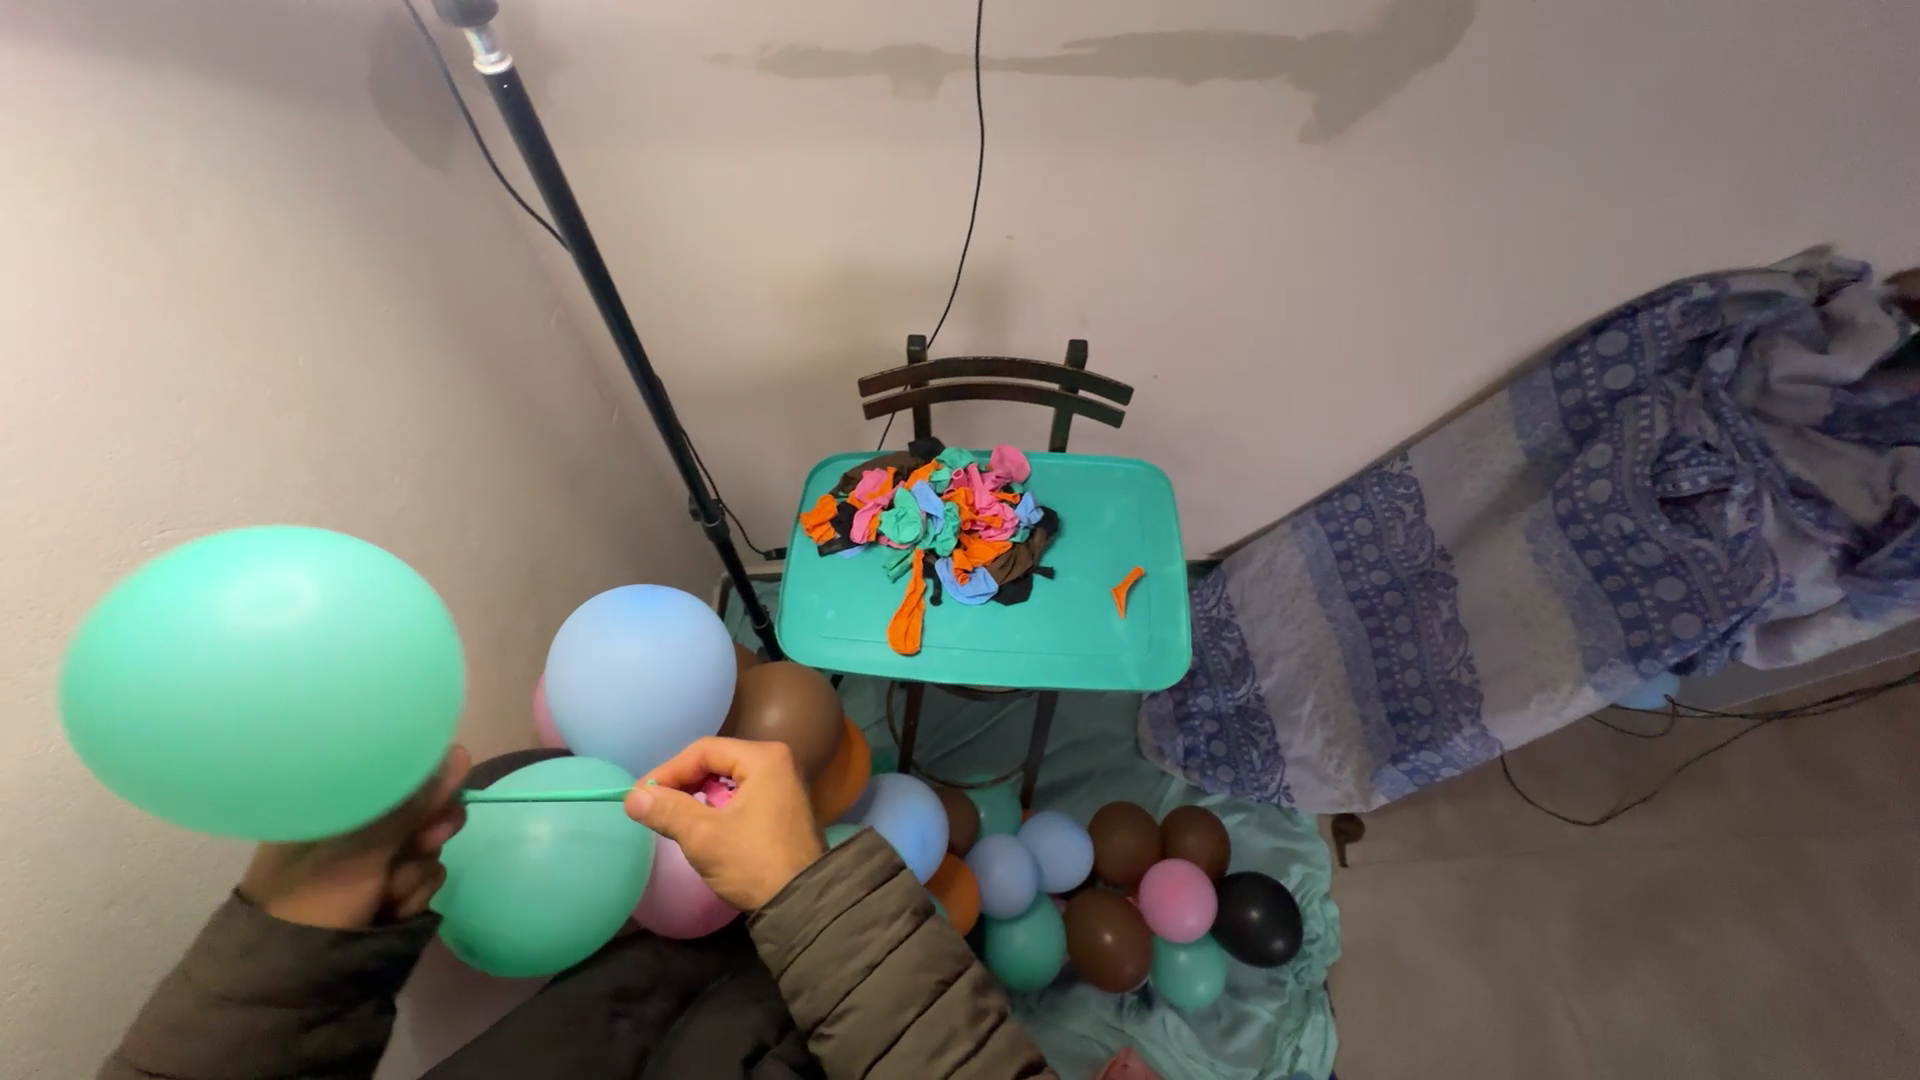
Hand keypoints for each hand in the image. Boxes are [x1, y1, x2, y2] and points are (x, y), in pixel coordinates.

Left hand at [239, 746, 471, 929]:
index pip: (398, 774)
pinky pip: (426, 875)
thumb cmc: (311, 902)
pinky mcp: (388, 888)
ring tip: (387, 896)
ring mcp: (373, 861)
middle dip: (427, 834)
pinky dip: (413, 894)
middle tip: (422, 844)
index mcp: (333, 807)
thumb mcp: (361, 848)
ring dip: (416, 873)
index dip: (427, 786)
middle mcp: (356, 829)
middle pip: (423, 809)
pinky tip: (390, 910)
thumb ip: (413, 803)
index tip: (436, 802)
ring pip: (429, 846)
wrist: (291, 986)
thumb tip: (461, 752)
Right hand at [625, 737, 825, 910]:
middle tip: (652, 806)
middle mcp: (778, 761)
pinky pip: (742, 793)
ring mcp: (783, 783)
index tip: (640, 796)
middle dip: (682, 782)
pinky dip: (717, 804)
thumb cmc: (753, 862)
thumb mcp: (704, 836)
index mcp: (764, 757)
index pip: (705, 750)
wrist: (802, 901)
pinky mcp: (782, 805)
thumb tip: (632, 796)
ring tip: (671, 815)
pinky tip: (700, 823)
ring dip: (698, 794)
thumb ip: (667, 810)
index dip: (668, 770)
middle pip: (717, 760)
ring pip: (728, 778)